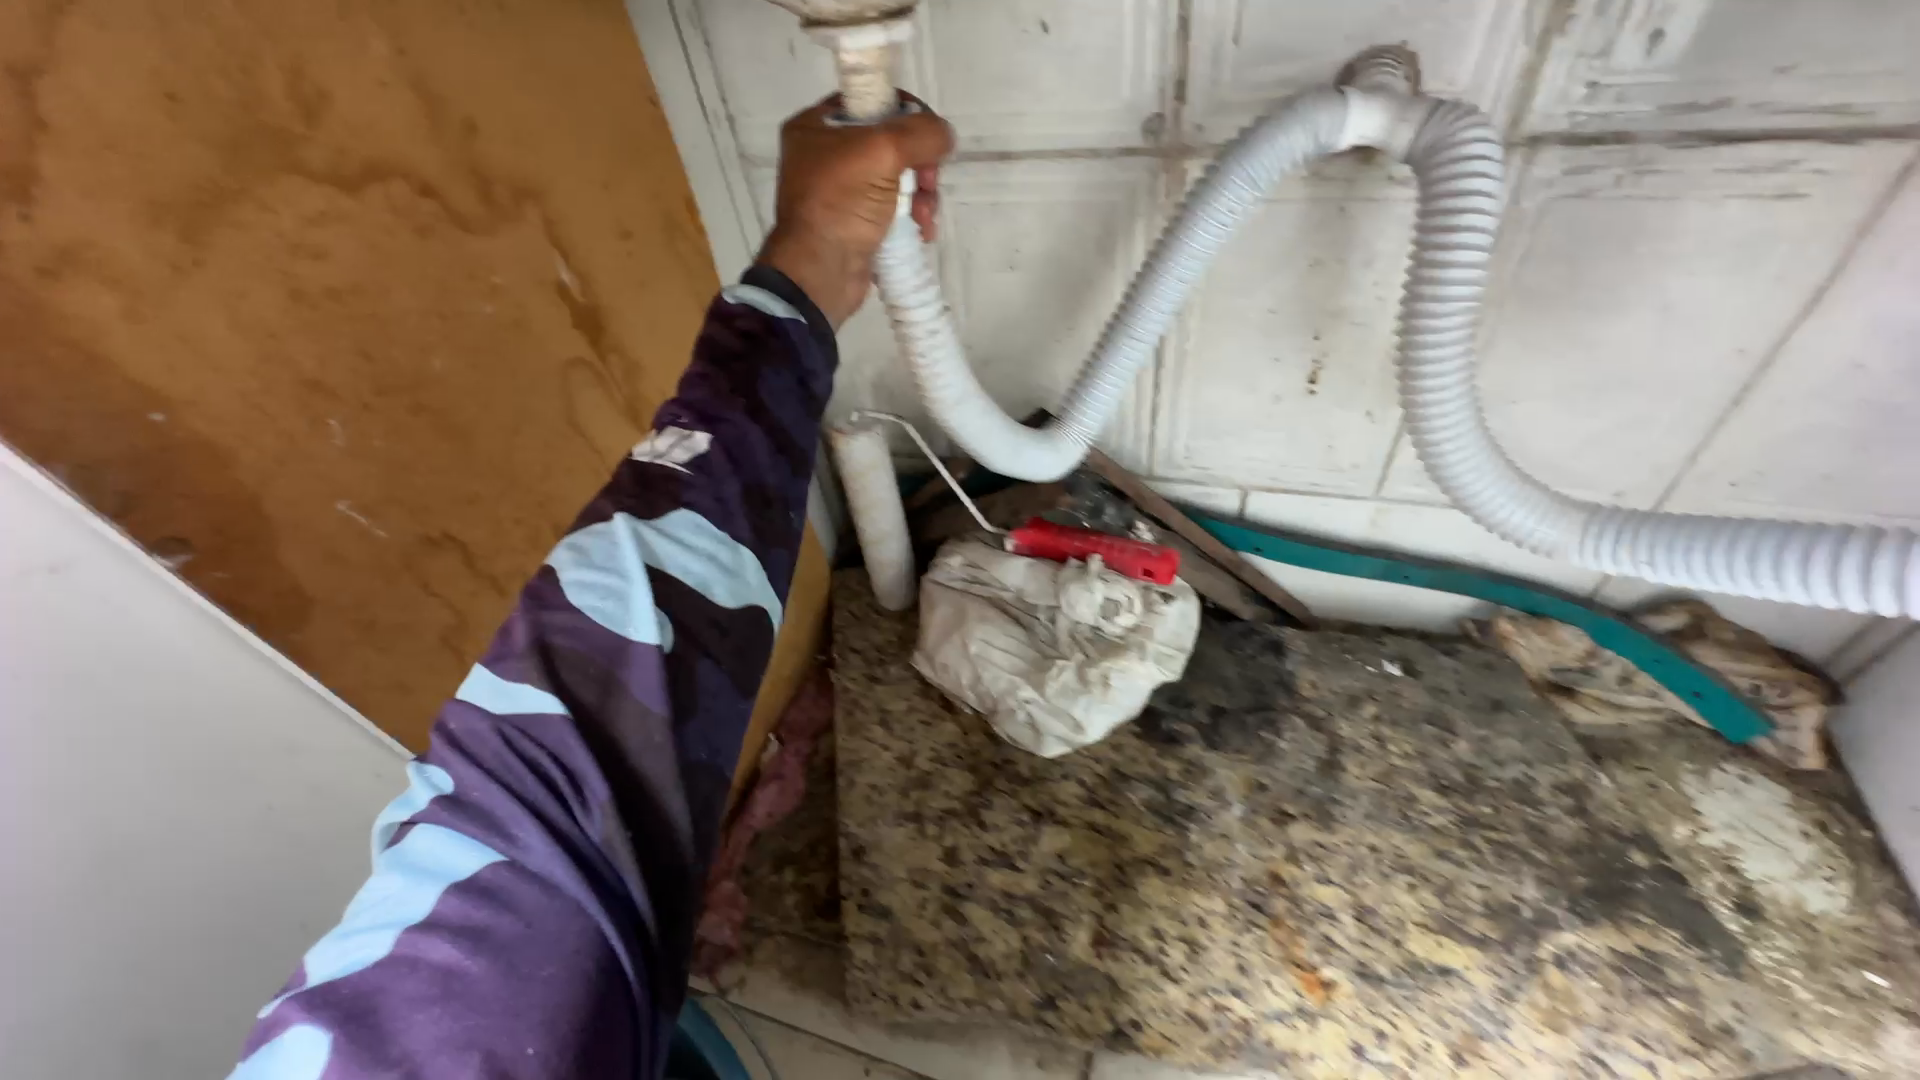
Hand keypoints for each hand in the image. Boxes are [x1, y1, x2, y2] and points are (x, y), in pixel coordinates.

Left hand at [755, 92, 954, 328]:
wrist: (820, 273)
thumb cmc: (841, 204)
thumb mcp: (882, 153)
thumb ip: (920, 133)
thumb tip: (945, 135)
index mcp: (818, 125)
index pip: (874, 102)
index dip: (908, 117)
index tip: (928, 141)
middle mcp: (826, 155)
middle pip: (892, 144)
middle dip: (921, 166)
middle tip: (929, 185)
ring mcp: (841, 194)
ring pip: (897, 180)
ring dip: (922, 197)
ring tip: (926, 219)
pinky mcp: (856, 225)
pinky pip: (893, 211)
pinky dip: (911, 219)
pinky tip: (922, 233)